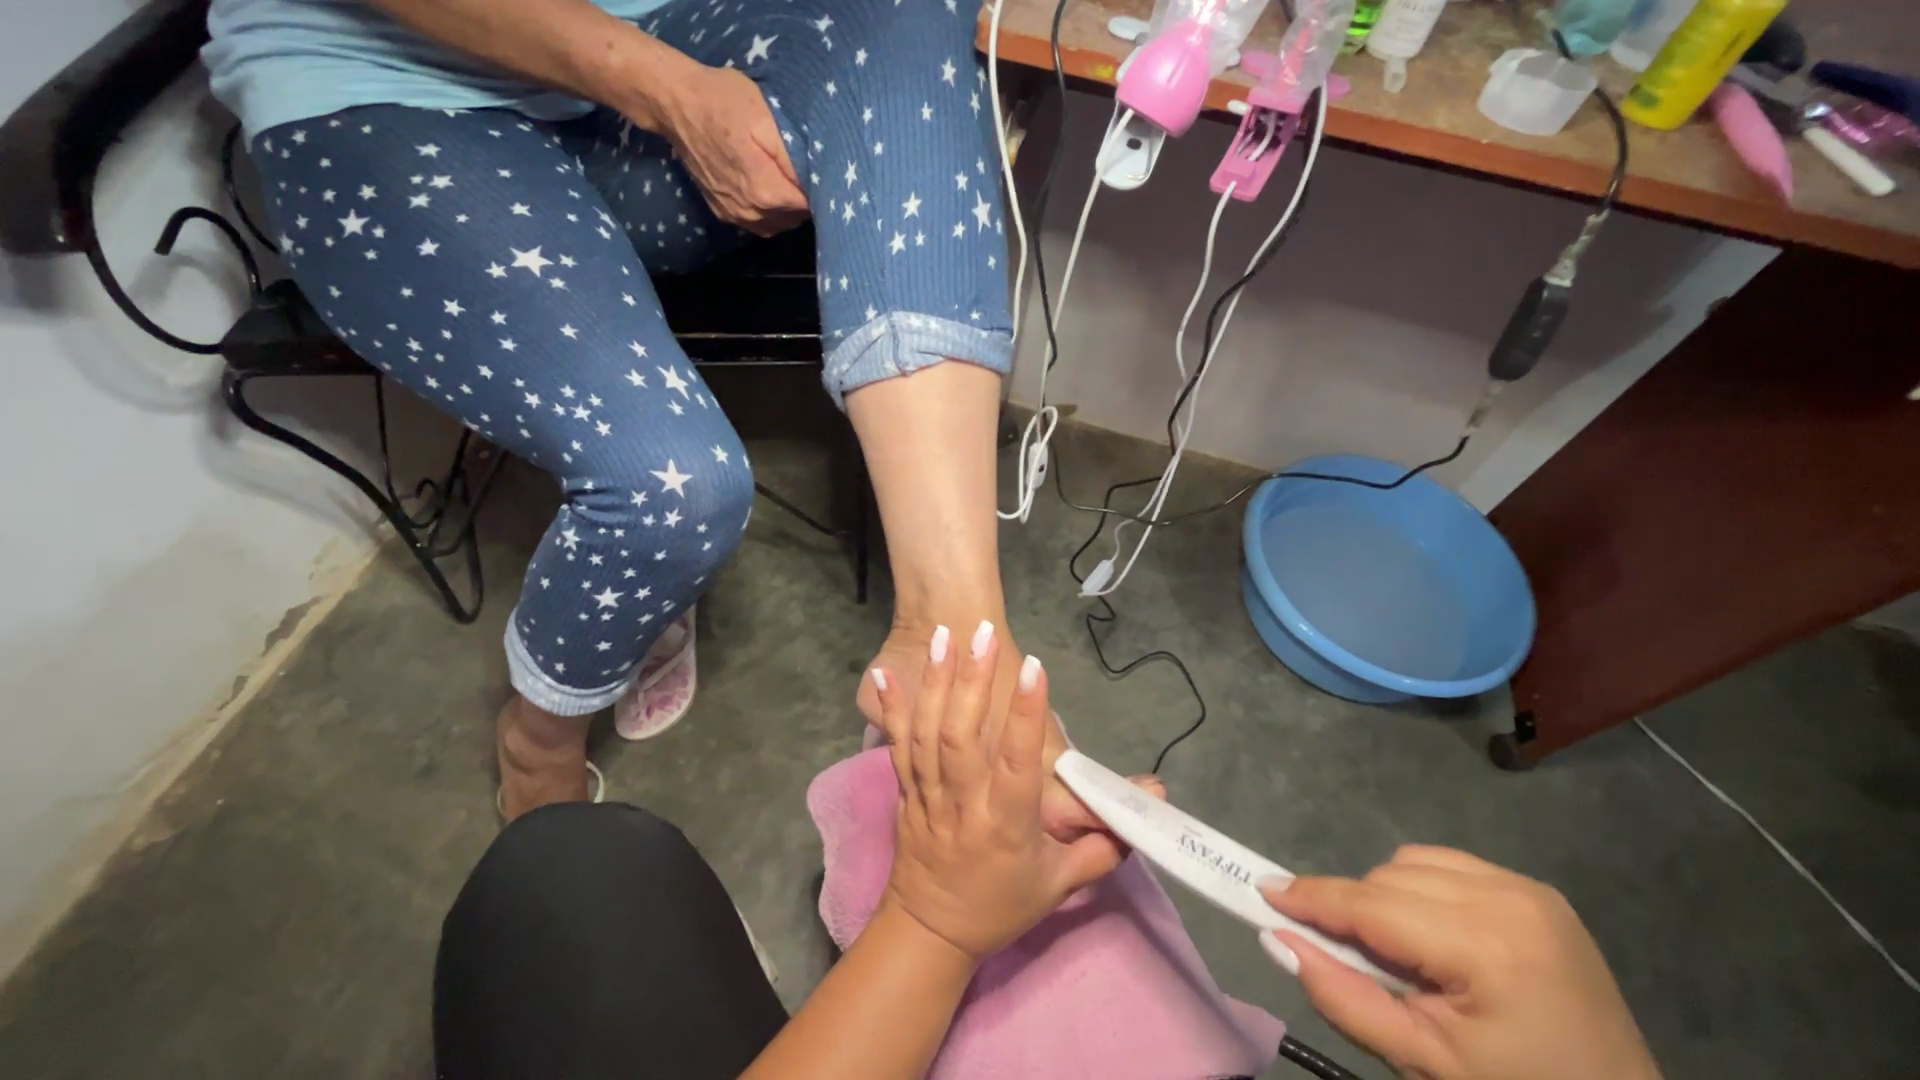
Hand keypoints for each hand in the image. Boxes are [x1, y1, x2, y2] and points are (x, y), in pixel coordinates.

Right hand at [651, 64, 805, 235]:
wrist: (675, 104)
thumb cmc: (724, 102)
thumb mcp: (768, 118)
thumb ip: (794, 157)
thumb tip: (818, 182)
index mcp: (767, 192)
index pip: (811, 206)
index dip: (822, 190)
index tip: (825, 173)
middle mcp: (753, 212)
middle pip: (797, 218)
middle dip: (807, 199)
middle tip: (809, 173)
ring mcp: (736, 216)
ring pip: (780, 223)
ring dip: (789, 208)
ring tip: (792, 181)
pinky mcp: (723, 213)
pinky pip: (760, 223)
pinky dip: (771, 212)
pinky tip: (771, 190)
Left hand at [872, 623, 1130, 960]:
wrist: (930, 930)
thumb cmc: (1001, 904)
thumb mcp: (1059, 883)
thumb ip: (1104, 844)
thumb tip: (1150, 806)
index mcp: (1005, 825)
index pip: (1016, 763)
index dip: (1026, 715)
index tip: (1033, 667)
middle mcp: (963, 804)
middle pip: (962, 736)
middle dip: (971, 681)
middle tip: (982, 632)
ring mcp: (928, 795)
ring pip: (928, 733)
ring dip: (935, 682)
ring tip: (942, 634)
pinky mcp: (904, 792)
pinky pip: (897, 746)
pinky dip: (892, 708)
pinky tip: (884, 673)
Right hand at [1261, 846, 1659, 1079]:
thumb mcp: (1422, 1063)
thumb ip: (1343, 998)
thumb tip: (1278, 939)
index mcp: (1488, 946)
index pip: (1373, 905)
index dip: (1312, 898)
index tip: (1261, 891)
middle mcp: (1509, 897)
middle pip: (1388, 879)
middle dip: (1351, 910)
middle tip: (1332, 953)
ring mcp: (1528, 888)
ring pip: (1413, 863)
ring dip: (1384, 896)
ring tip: (1393, 953)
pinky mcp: (1537, 891)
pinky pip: (1449, 866)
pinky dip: (1421, 890)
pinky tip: (1431, 935)